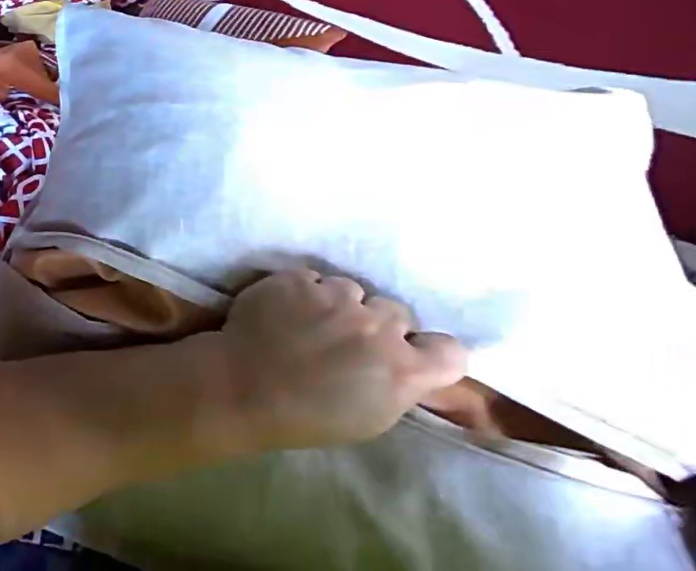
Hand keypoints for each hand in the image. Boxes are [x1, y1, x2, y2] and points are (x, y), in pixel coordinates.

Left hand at [219, 270, 466, 449]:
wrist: (245, 385)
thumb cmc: (310, 415)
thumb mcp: (374, 415)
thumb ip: (399, 382)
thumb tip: (408, 365)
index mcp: (404, 368)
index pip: (450, 348)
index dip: (430, 350)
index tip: (410, 353)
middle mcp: (376, 325)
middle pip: (395, 311)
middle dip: (378, 323)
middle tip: (351, 339)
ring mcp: (334, 296)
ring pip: (351, 289)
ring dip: (340, 302)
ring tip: (314, 321)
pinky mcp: (297, 278)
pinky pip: (313, 278)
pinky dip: (304, 291)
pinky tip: (287, 309)